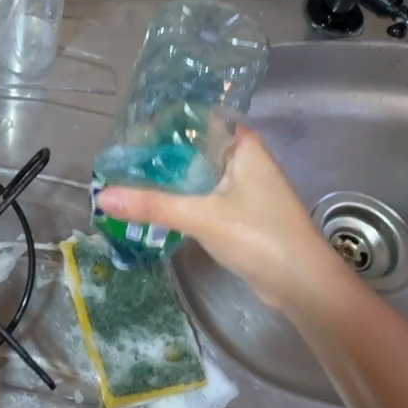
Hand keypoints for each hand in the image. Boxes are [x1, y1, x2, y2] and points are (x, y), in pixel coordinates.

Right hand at [98, 123, 339, 307]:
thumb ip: (152, 205)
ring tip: (129, 176)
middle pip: (194, 146)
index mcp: (243, 144)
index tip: (130, 129)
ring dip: (169, 176)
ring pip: (198, 172)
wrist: (306, 288)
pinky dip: (181, 196)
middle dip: (160, 152)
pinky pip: (204, 194)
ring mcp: (245, 186)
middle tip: (120, 156)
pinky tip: (155, 202)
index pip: (197, 119)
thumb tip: (102, 195)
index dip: (164, 121)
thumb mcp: (202, 217)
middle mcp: (245, 158)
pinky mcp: (241, 211)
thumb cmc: (261, 237)